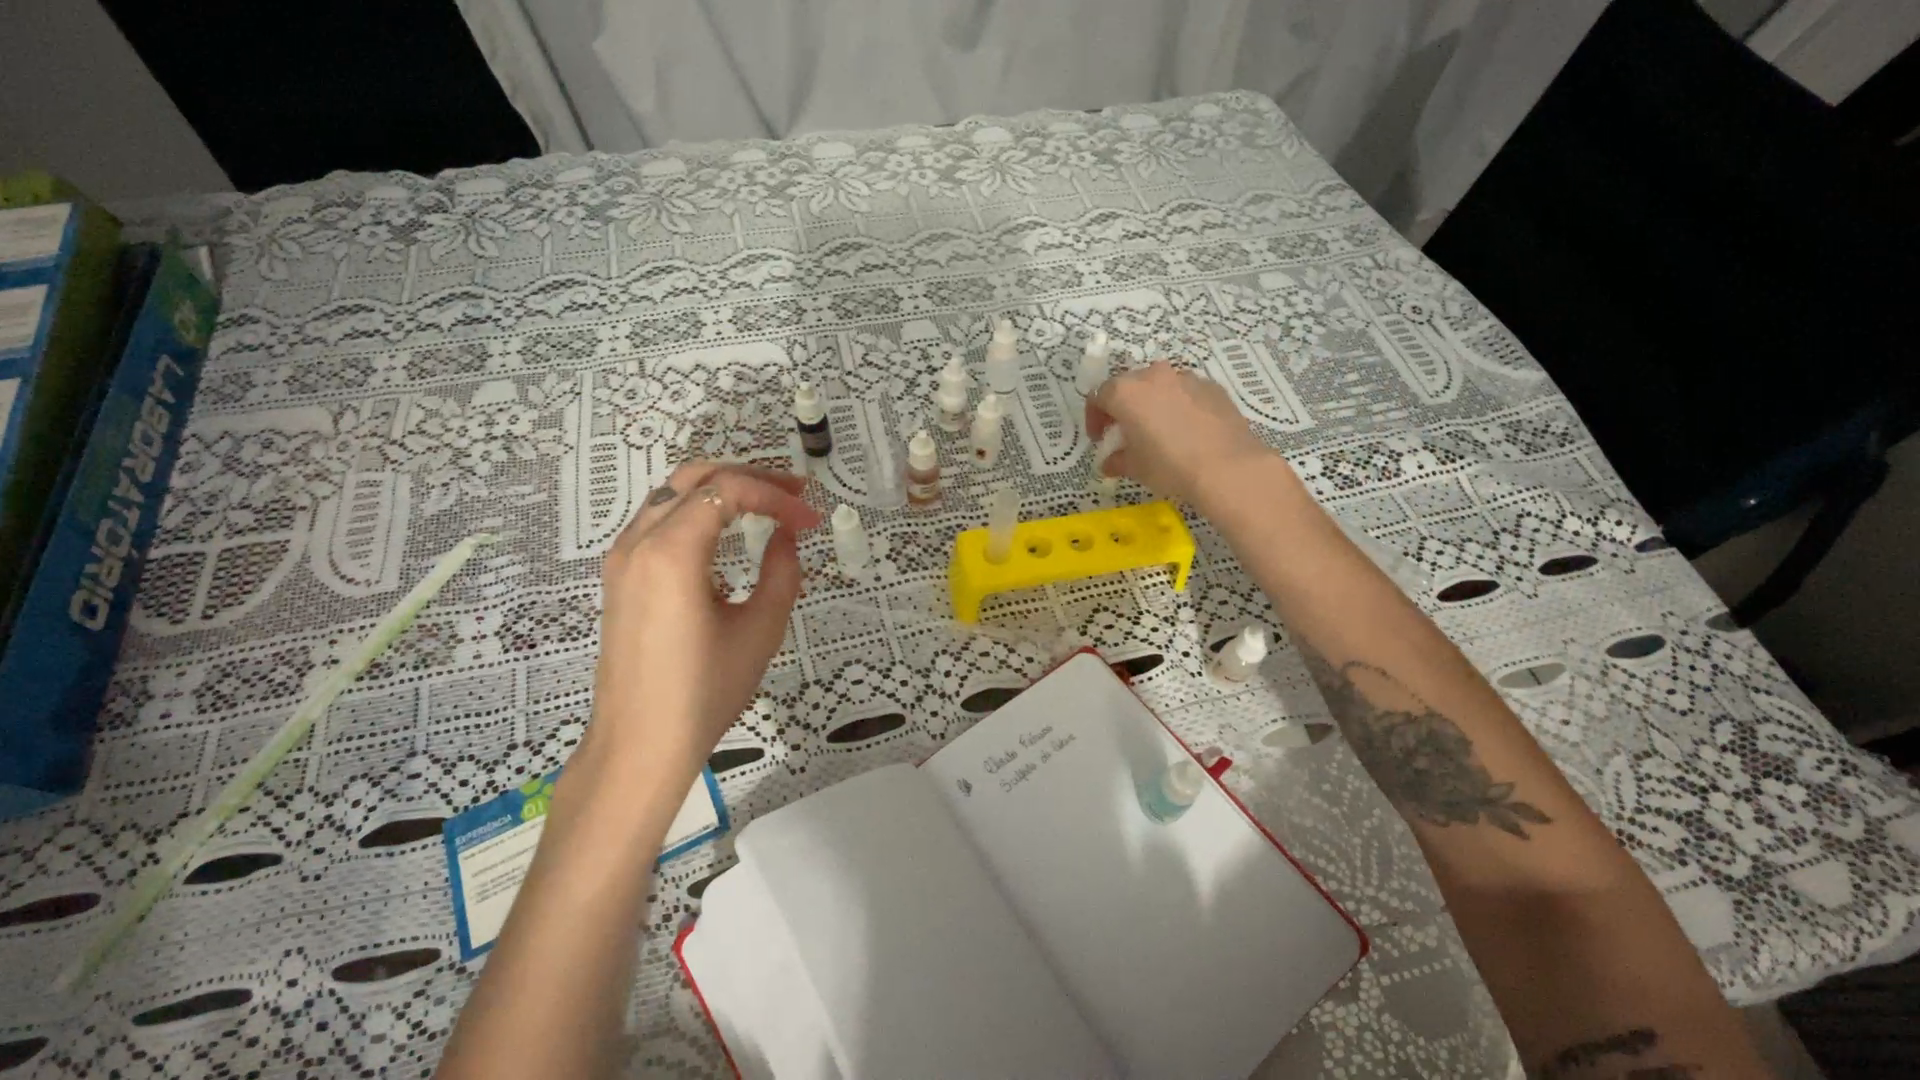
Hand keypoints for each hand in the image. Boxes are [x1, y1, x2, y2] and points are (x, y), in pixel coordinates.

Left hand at [578, 462, 821, 792]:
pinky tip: (727, 536)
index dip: (775, 496)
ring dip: (721, 491)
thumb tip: (787, 536)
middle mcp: (638, 542)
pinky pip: (658, 523)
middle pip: (695, 477)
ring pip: (671, 494)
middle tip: (793, 492)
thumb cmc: (704, 692)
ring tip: (766, 506)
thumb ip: (782, 572)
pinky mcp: (619, 578)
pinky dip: (696, 514)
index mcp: (671, 552)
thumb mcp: (759, 631)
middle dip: (748, 477)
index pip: (728, 491)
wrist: (639, 745)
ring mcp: (622, 559)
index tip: (810, 519)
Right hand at [1087, 361, 1280, 515]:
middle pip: (1129, 386)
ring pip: (1160, 386)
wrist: (1227, 467)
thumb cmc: (1170, 465)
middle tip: (1127, 433)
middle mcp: (1154, 376)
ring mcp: (1186, 378)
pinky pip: (1186, 393)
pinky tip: (1188, 431)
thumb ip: (1117, 460)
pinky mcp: (1212, 387)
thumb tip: (1110, 462)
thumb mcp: (1136, 468)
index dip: (1095, 419)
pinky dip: (1180, 406)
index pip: (1098, 397)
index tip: (1100, 439)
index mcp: (1126, 392)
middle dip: (1123, 408)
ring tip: (1160, 431)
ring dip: (1153, 404)